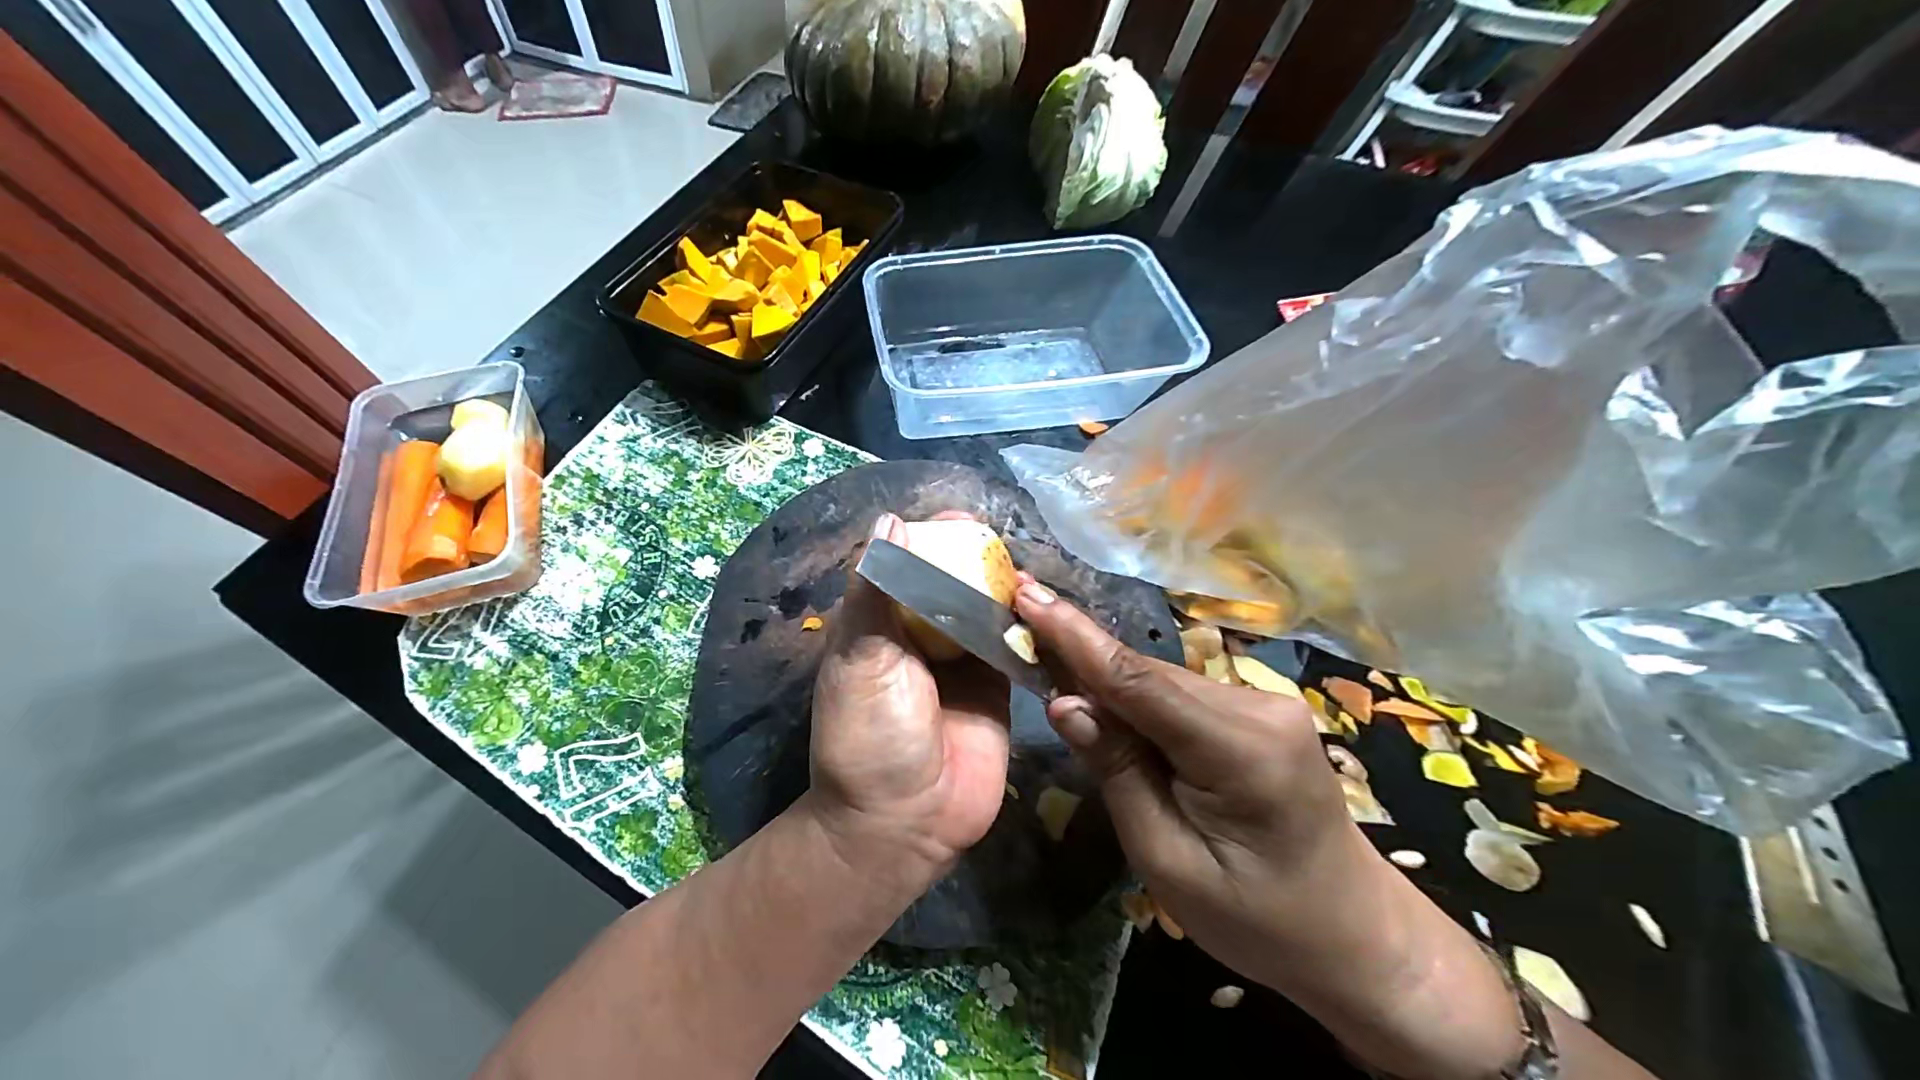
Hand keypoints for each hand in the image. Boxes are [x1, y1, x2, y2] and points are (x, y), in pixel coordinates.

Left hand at [807, 512, 1011, 883]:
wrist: (904, 823)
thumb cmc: (870, 736)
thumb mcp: (861, 658)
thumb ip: (876, 592)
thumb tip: (890, 521)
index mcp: (883, 623)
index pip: (910, 566)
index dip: (934, 540)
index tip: (962, 522)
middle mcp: (924, 635)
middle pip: (955, 583)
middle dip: (978, 561)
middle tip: (1004, 543)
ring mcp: (965, 661)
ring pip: (990, 610)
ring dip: (1009, 591)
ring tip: (1031, 571)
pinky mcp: (1000, 687)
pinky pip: (1018, 648)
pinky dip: (1033, 628)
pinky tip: (1051, 608)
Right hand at [1012, 583, 1359, 973]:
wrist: (1358, 937)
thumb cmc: (1260, 921)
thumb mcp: (1168, 860)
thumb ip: (1117, 772)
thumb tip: (1064, 702)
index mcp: (1241, 749)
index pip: (1137, 681)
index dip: (1074, 635)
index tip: (1025, 592)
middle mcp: (1258, 706)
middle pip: (1147, 674)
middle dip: (1081, 654)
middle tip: (1016, 627)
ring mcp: (1265, 704)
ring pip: (1161, 680)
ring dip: (1106, 678)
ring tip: (1049, 666)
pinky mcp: (1260, 713)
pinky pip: (1180, 695)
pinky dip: (1137, 697)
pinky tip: (1106, 704)